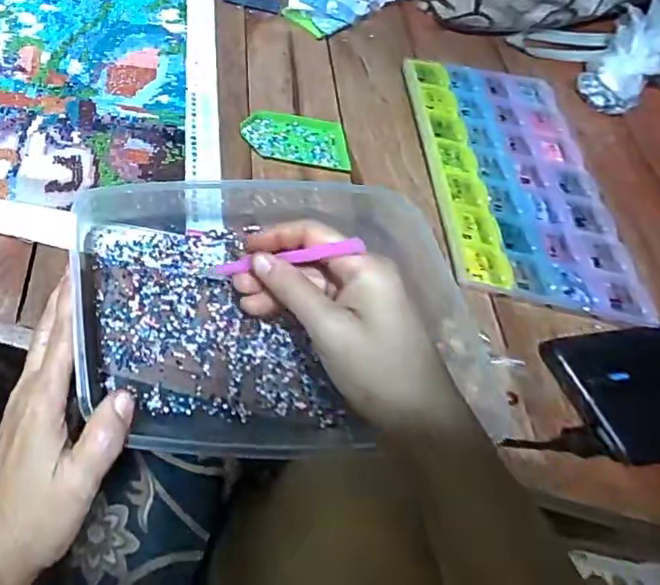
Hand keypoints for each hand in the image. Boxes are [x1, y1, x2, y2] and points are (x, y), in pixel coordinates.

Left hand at [0, 275, 134, 583]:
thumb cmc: (36, 513)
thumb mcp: (76, 484)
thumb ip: (100, 440)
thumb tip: (126, 394)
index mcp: (42, 399)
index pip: (60, 340)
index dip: (70, 303)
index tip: (80, 270)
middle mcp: (29, 389)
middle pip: (46, 331)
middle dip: (60, 296)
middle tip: (77, 265)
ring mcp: (22, 397)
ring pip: (40, 342)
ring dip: (54, 311)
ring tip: (71, 287)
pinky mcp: (22, 409)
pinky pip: (40, 358)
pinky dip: (53, 335)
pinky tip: (63, 337)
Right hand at [230, 221, 470, 434]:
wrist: (423, 424)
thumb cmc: (376, 368)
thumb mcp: (327, 326)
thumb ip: (291, 287)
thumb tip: (257, 258)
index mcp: (363, 265)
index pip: (311, 235)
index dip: (275, 237)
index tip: (243, 249)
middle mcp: (361, 273)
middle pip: (306, 258)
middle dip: (270, 268)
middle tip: (236, 282)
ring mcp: (358, 296)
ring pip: (306, 281)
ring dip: (274, 288)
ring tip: (243, 301)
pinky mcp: (353, 318)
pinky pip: (314, 300)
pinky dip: (288, 305)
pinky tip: (262, 311)